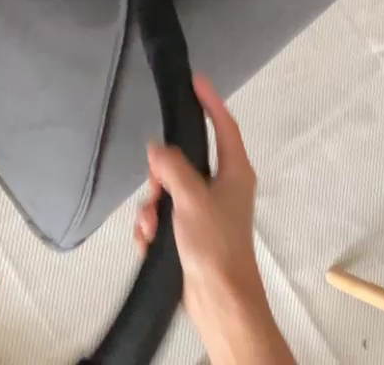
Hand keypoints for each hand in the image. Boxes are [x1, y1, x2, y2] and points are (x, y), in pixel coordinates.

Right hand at [135, 75, 294, 364]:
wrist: (219, 303)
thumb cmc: (215, 244)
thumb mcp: (192, 197)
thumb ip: (173, 167)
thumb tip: (157, 148)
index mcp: (234, 172)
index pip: (224, 126)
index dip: (210, 102)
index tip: (195, 80)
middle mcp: (222, 187)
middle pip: (184, 161)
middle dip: (162, 174)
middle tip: (156, 188)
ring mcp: (206, 212)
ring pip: (168, 191)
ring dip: (153, 207)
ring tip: (150, 226)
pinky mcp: (191, 235)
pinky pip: (163, 217)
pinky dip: (152, 227)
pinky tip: (149, 241)